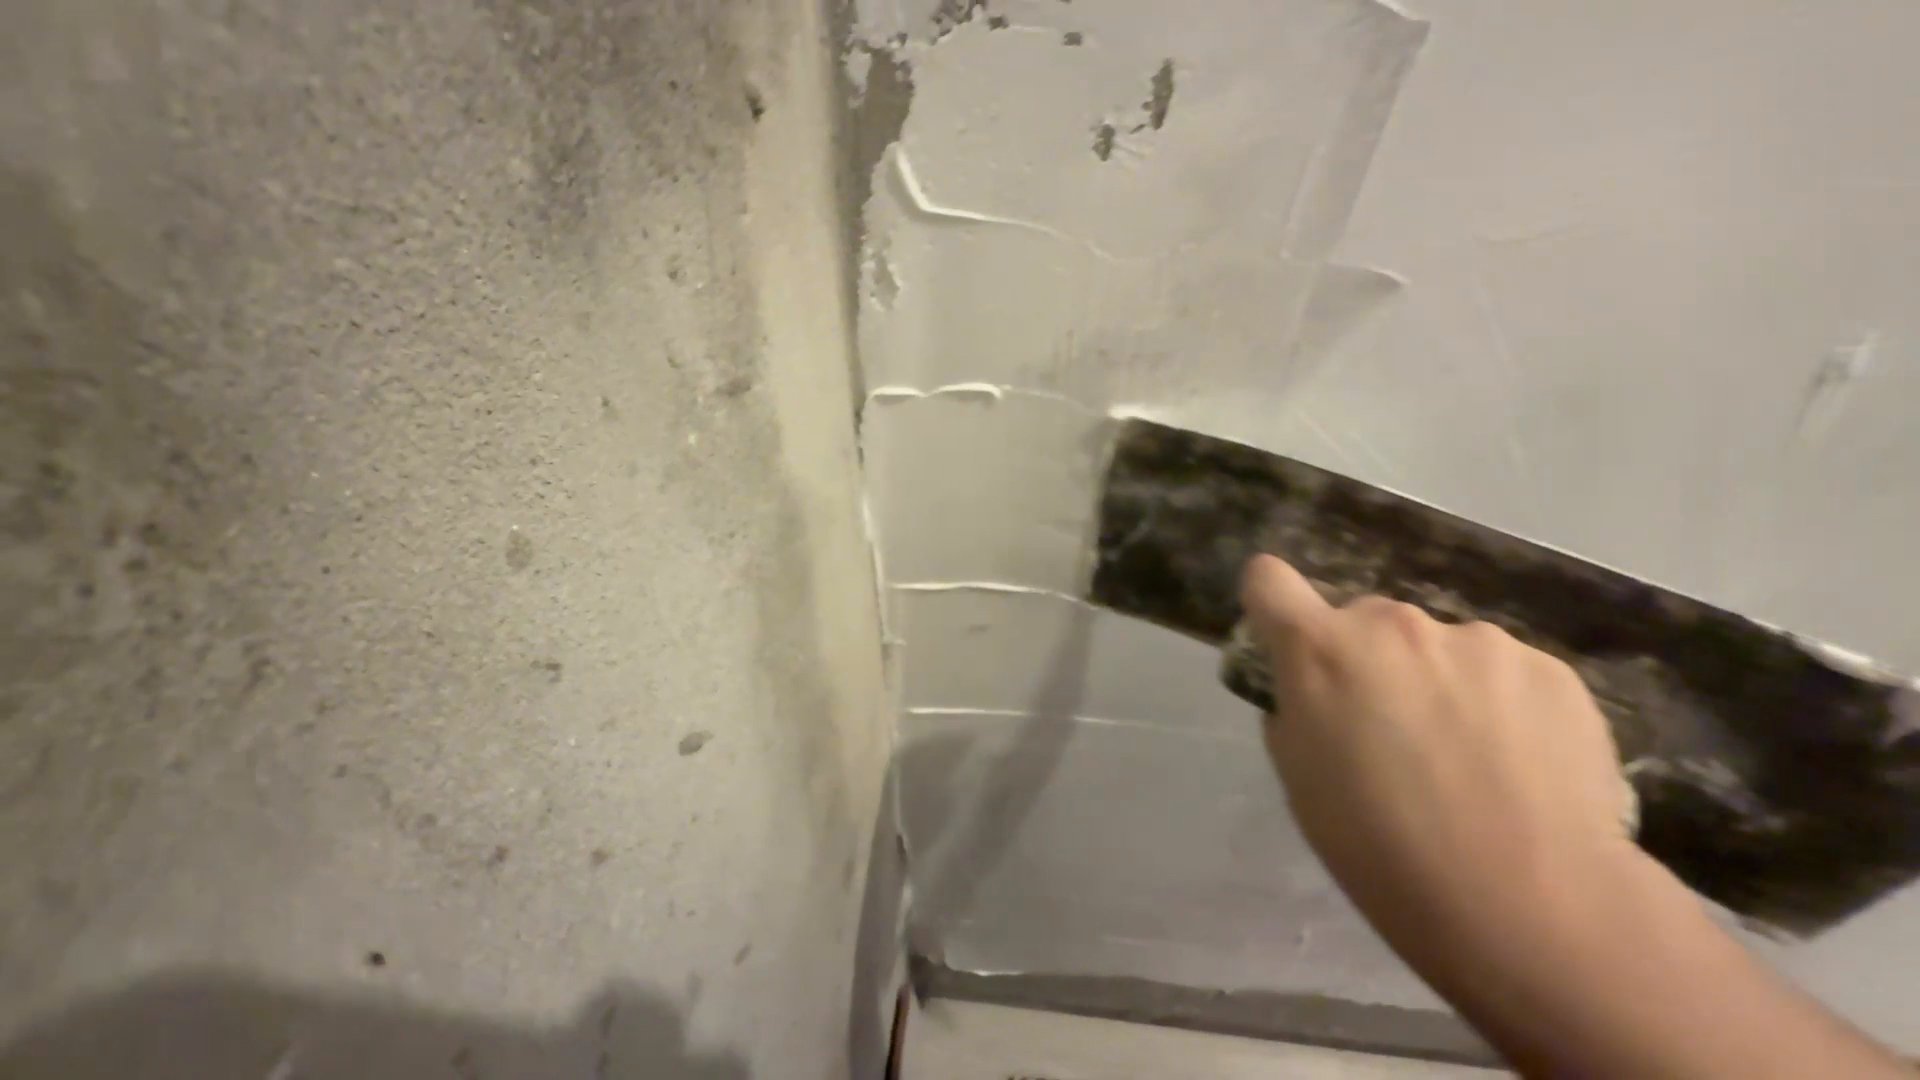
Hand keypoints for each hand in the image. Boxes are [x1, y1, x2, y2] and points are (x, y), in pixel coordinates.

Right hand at [1238, 554, 1639, 949]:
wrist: (1530, 903)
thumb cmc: (1381, 849)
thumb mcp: (1300, 779)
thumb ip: (1296, 709)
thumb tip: (1313, 690)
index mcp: (1321, 649)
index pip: (1268, 580)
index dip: (1271, 605)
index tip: (1285, 639)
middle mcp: (1395, 624)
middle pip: (1364, 620)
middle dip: (1367, 660)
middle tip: (1392, 730)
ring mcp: (1479, 640)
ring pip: (1439, 646)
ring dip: (1438, 680)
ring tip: (1469, 759)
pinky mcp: (1550, 668)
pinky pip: (1503, 671)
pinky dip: (1500, 703)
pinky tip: (1519, 766)